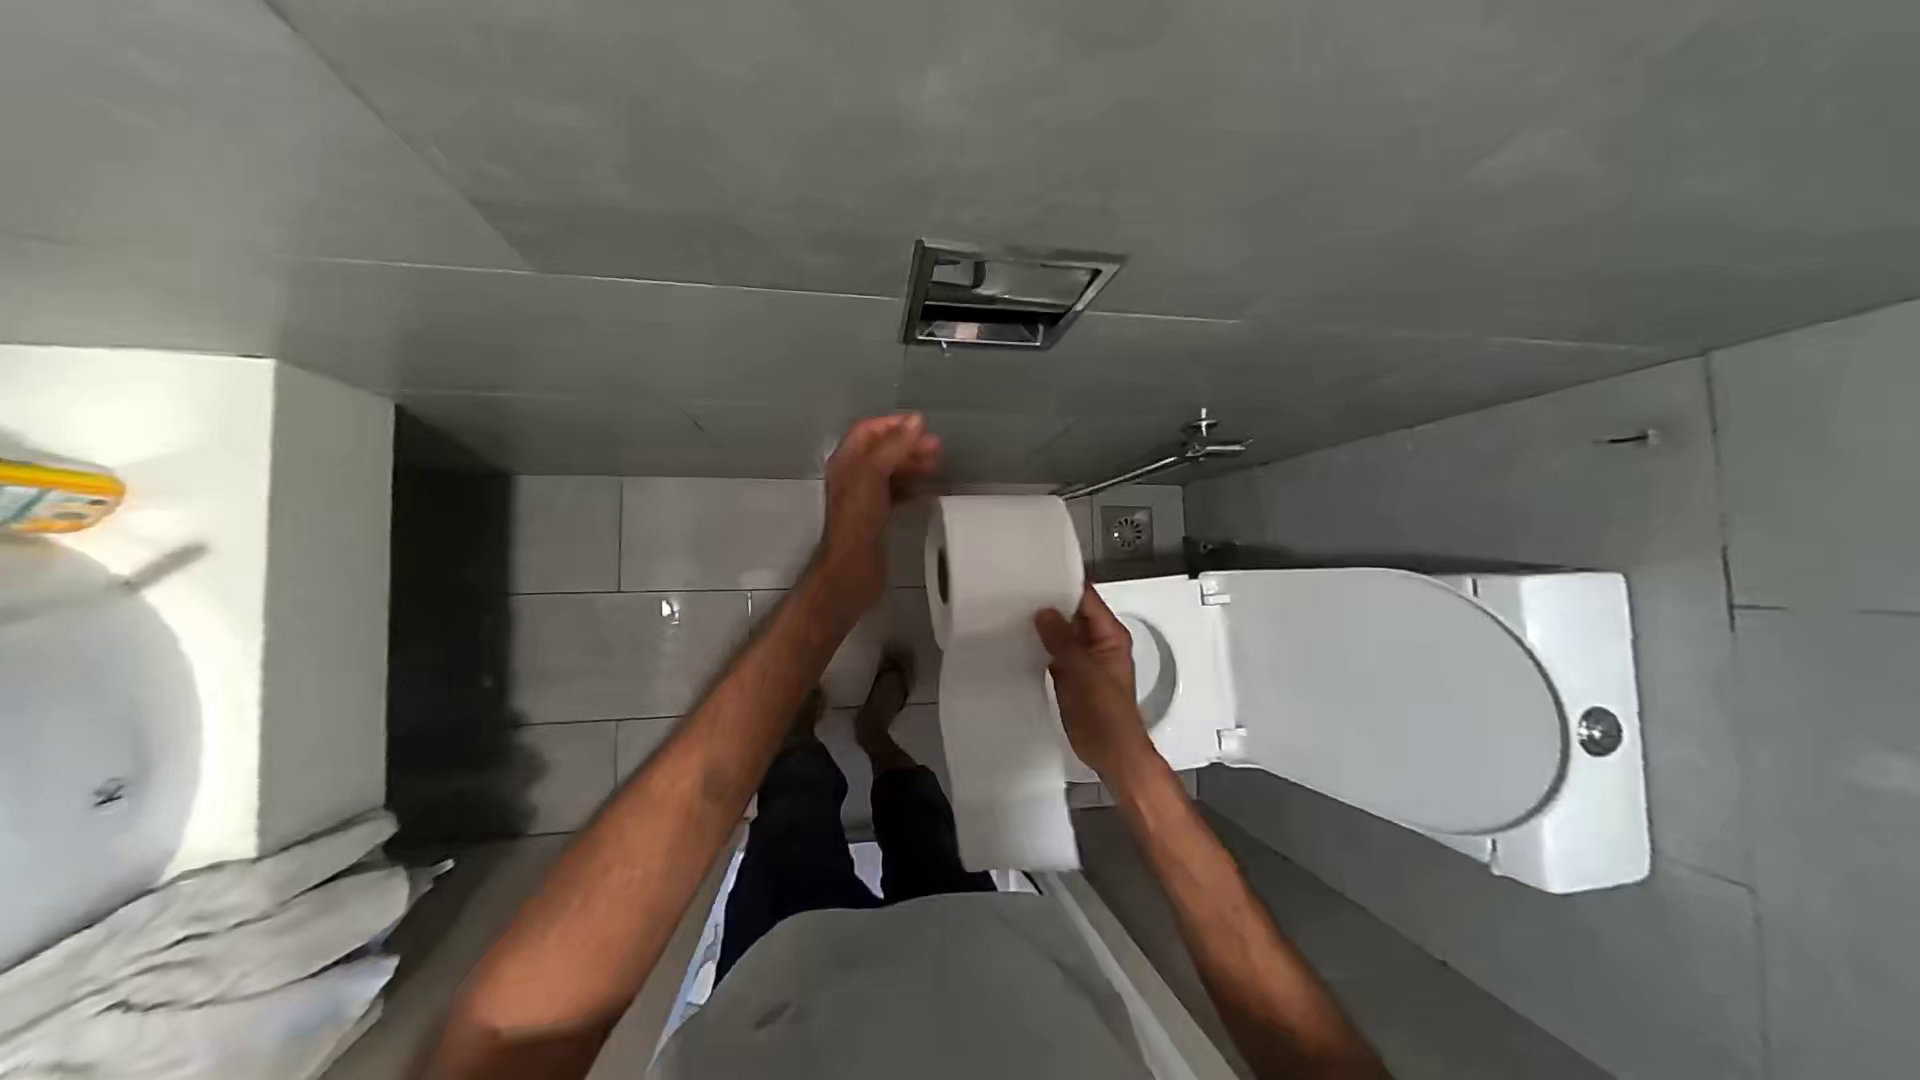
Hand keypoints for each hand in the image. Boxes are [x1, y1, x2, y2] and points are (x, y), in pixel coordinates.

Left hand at [811, 413, 940, 613]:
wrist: (853, 566)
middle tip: (937, 448)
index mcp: (846, 460)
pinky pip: (894, 493)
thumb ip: (894, 446)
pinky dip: (910, 486)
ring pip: (889, 471)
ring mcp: (863, 497)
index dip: (893, 424)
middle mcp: (852, 475)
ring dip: (911, 464)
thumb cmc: (859, 517)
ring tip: (936, 465)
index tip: (922, 426)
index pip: (867, 430)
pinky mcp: (875, 517)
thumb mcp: (874, 473)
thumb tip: (915, 420)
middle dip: (907, 444)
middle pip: (880, 450)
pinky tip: (925, 488)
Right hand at [1035, 585, 1152, 779]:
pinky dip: (1040, 647)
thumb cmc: (1108, 716)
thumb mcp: (1082, 672)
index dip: (1064, 584)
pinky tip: (1021, 642)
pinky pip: (1054, 652)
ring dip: (1043, 626)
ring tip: (1015, 613)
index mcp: (1111, 635)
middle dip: (1049, 604)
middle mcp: (1099, 643)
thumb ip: (1062, 640)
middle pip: (1073, 613)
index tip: (1038, 575)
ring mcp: (1085, 659)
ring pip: (1062, 633)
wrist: (1111, 752)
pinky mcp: (1072, 675)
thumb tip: (1045, 613)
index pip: (1086, 598)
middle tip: (1019, 593)